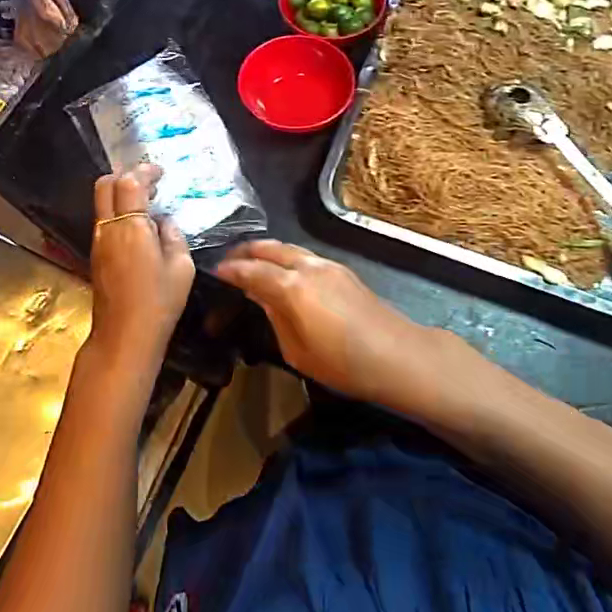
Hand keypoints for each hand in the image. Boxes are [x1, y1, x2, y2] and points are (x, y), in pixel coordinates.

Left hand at [88, 165, 193, 354]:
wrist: (125, 336)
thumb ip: (174, 237)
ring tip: (149, 204)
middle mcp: (108, 229)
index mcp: (131, 228)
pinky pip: (105, 222)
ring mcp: (98, 243)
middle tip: (151, 182)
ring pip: (102, 204)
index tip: (160, 172)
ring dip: (122, 196)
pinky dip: (120, 213)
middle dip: (126, 176)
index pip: (129, 183)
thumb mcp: (182, 267)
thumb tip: (165, 223)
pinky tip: (141, 228)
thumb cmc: (159, 301)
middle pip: (104, 186)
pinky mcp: (97, 256)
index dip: (144, 171)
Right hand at [215, 241, 432, 401]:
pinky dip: (288, 258)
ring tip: (253, 262)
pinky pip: (307, 257)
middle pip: (272, 248)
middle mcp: (310, 267)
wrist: (396, 355)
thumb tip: (260, 296)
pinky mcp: (345, 272)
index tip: (215, 271)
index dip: (230, 269)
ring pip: (292, 249)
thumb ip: (275, 317)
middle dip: (247, 251)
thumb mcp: (297, 350)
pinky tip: (284, 272)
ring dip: (269, 252)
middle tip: (229, 259)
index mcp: (292, 286)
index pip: (252, 270)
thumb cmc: (342, 363)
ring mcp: (331, 266)